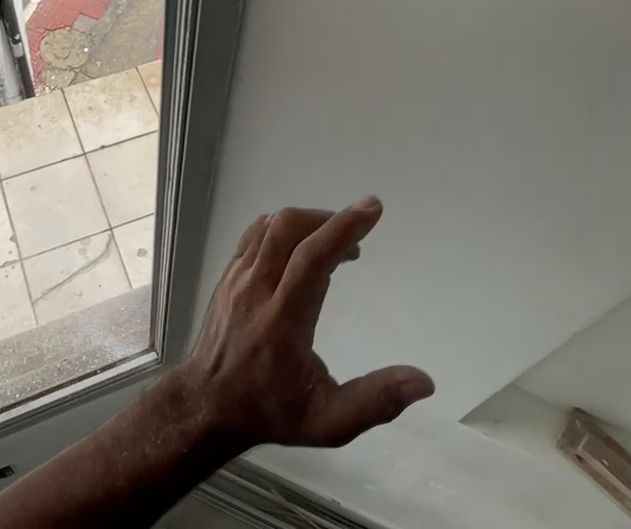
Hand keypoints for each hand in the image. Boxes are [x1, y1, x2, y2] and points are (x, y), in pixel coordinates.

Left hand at [173, 197, 434, 448]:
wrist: (207, 405)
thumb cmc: (270, 410)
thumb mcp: (328, 423)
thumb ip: (375, 402)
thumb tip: (423, 382)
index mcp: (282, 322)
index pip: (311, 260)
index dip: (342, 228)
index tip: (372, 208)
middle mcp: (256, 290)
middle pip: (289, 228)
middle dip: (328, 219)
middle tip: (356, 239)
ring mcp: (237, 278)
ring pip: (271, 225)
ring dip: (307, 222)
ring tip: (334, 245)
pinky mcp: (228, 273)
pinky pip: (256, 233)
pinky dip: (284, 227)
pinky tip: (302, 246)